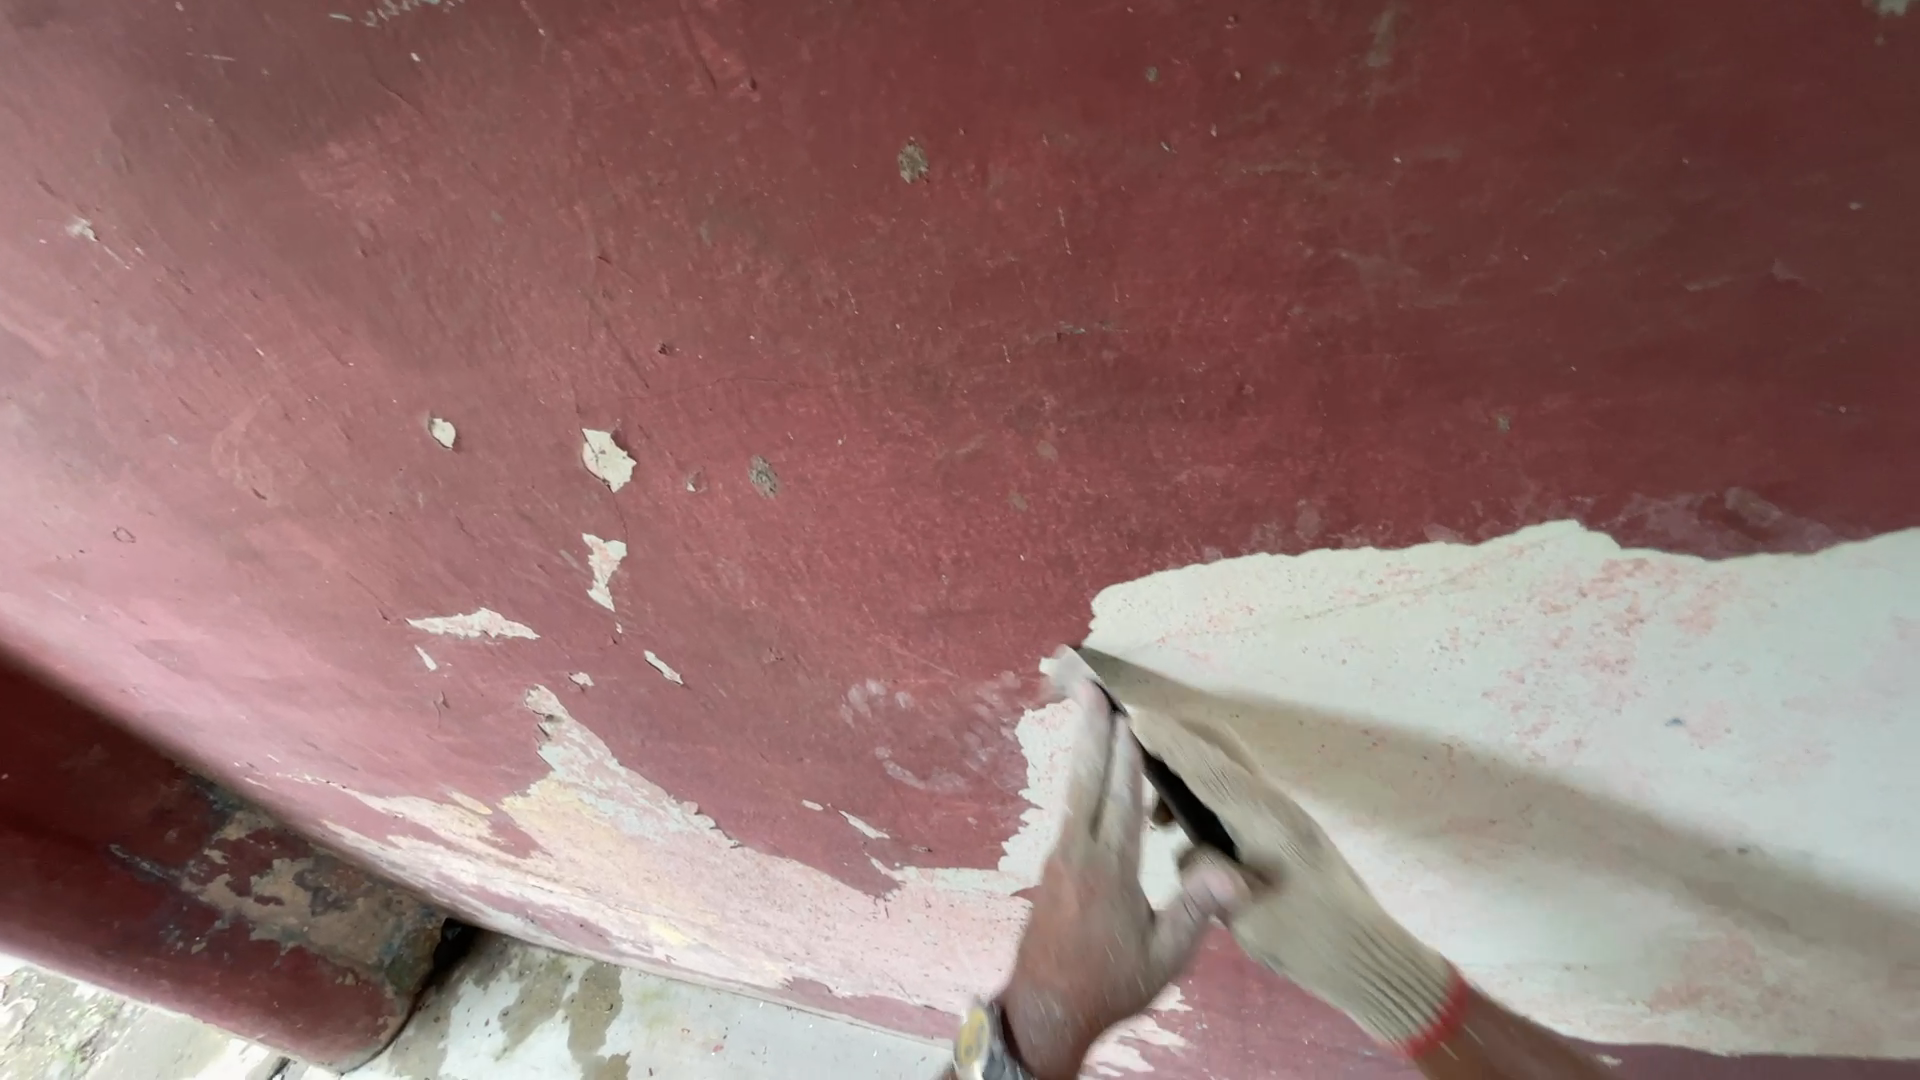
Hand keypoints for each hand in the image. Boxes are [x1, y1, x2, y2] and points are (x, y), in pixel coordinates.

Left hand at [996, 653, 1250, 1079]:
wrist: (1046, 1006)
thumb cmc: (1112, 983)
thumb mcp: (1164, 958)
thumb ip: (1194, 911)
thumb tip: (1233, 875)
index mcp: (1109, 869)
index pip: (1123, 800)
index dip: (1129, 756)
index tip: (1131, 715)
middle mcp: (1078, 850)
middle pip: (1087, 778)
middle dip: (1092, 730)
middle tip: (1090, 688)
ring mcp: (1059, 852)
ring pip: (1073, 787)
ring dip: (1081, 744)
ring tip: (1085, 707)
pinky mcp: (1052, 858)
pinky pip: (1068, 804)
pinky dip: (1078, 773)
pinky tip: (1084, 762)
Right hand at [1130, 709, 1464, 1053]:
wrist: (1371, 959)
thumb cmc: (1312, 943)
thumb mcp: (1247, 918)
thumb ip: (1205, 871)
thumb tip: (1180, 844)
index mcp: (1264, 819)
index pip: (1205, 764)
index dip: (1166, 739)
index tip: (1131, 717)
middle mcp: (1270, 800)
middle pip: (1217, 742)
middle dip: (1174, 734)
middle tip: (1135, 752)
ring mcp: (1276, 808)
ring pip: (1221, 760)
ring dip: (1184, 765)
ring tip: (1158, 813)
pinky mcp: (1276, 822)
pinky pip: (1228, 784)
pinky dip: (1198, 787)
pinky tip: (1183, 828)